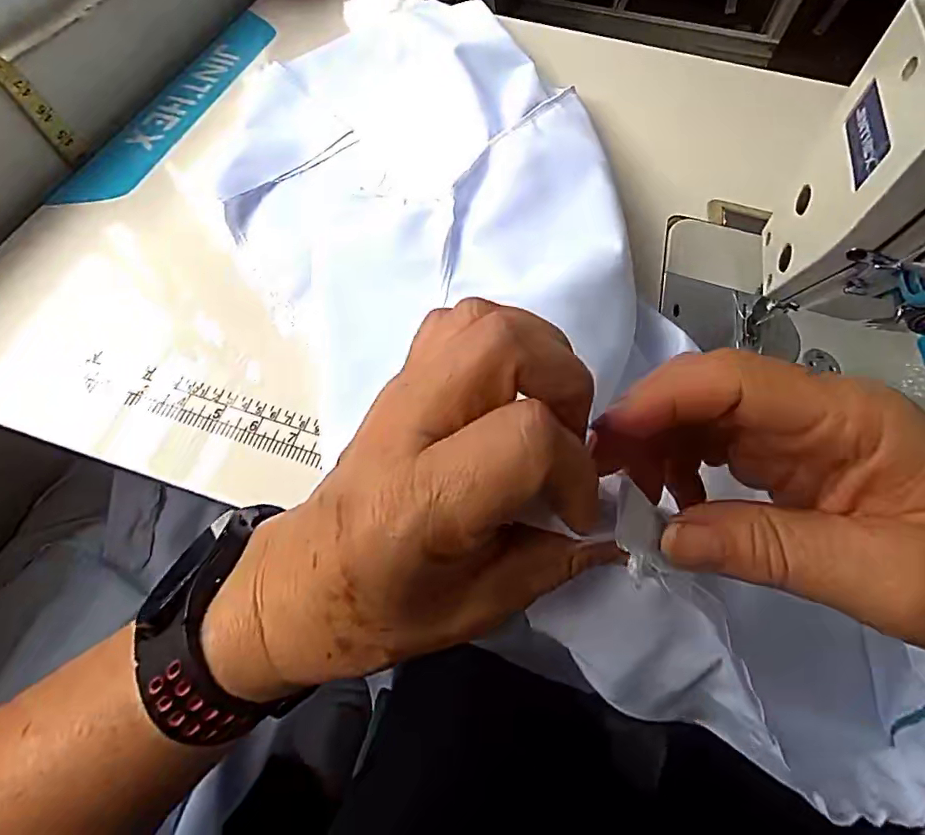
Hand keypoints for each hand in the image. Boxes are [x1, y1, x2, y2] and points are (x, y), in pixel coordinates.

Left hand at [203, 299, 624, 700]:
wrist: (310, 573)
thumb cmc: (384, 604)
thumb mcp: (479, 606)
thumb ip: (554, 559)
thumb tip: (613, 527)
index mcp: (424, 495)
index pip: (526, 433)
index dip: (575, 468)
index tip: (573, 511)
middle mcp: (409, 424)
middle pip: (501, 344)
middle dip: (562, 379)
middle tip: (567, 436)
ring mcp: (399, 391)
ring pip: (479, 318)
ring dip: (534, 351)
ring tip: (542, 408)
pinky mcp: (398, 379)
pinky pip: (455, 325)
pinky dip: (497, 341)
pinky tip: (506, 393)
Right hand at [591, 349, 924, 686]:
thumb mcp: (877, 578)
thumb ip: (765, 548)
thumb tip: (664, 535)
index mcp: (846, 415)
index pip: (734, 380)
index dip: (663, 398)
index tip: (609, 435)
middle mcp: (814, 406)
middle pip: (708, 388)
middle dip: (647, 420)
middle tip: (603, 468)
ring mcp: (799, 427)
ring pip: (702, 411)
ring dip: (657, 442)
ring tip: (632, 490)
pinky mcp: (788, 452)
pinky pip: (715, 440)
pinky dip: (680, 462)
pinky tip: (672, 498)